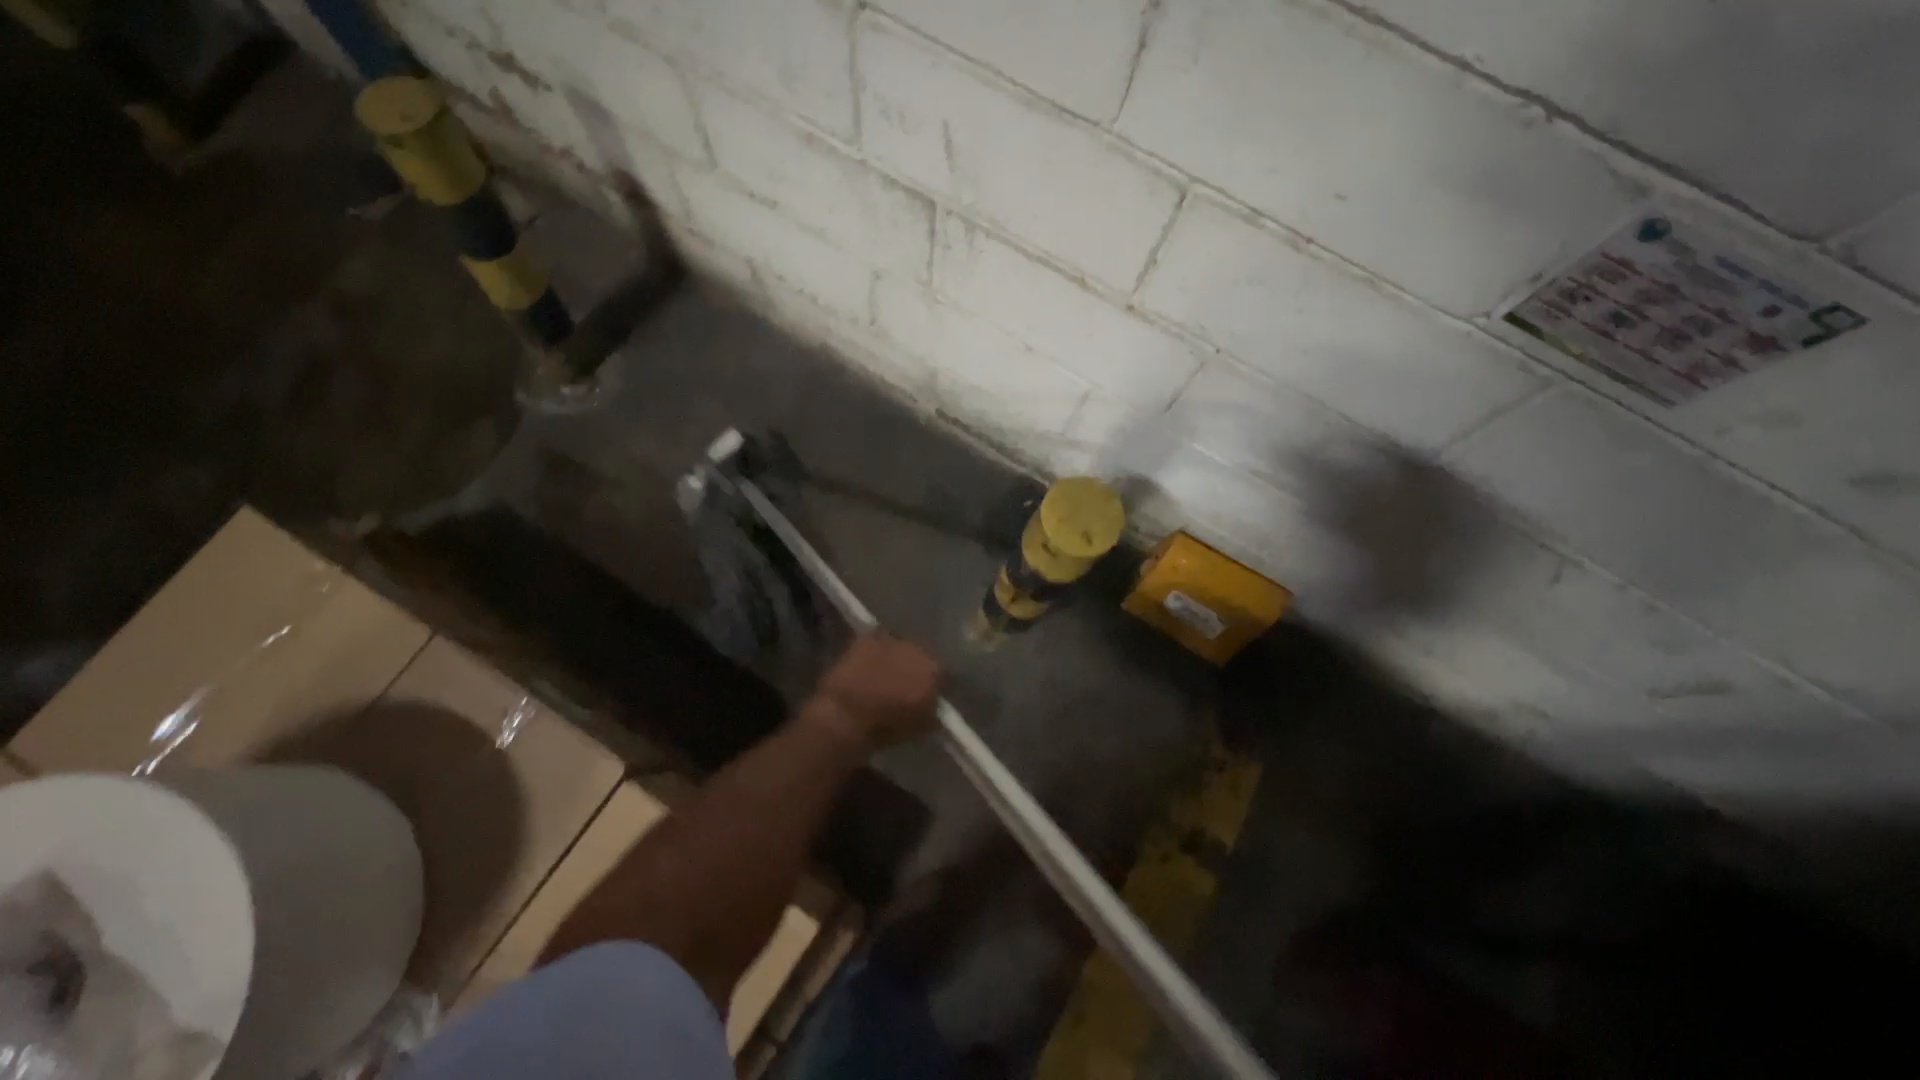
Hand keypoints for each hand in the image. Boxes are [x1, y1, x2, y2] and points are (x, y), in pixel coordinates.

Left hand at [806, 634, 941, 750]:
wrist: (846, 716)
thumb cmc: (887, 726)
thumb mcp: (922, 727)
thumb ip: (934, 711)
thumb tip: (935, 705)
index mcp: (935, 670)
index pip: (944, 674)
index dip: (937, 684)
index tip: (930, 693)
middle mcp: (918, 648)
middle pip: (922, 654)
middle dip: (916, 666)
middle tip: (906, 681)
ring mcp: (891, 639)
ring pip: (900, 645)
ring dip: (896, 655)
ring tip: (885, 671)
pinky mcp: (867, 638)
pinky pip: (876, 640)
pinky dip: (875, 649)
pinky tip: (868, 661)